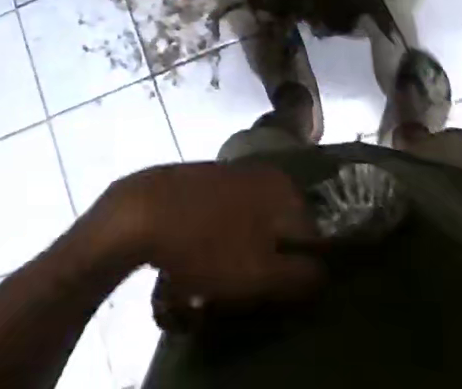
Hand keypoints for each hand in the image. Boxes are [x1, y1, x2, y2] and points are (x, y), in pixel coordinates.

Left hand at [92, 163, 322, 307]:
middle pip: (275, 229)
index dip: (298, 268)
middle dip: (262, 262)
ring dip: (233, 256)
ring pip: (244, 225)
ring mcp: (224, 173)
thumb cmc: (207, 246)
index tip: (276, 289)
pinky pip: (216, 220)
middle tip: (242, 288)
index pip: (311, 234)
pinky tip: (192, 261)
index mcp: (281, 187)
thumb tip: (322, 271)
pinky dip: (209, 242)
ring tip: (213, 280)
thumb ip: (302, 275)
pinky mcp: (195, 181)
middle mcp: (259, 172)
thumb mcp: (263, 274)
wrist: (139, 214)